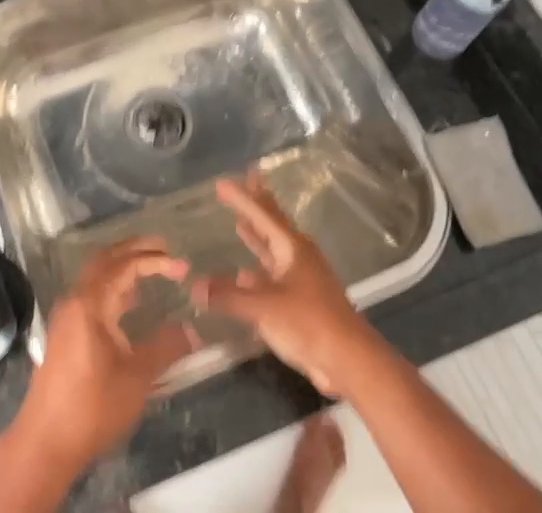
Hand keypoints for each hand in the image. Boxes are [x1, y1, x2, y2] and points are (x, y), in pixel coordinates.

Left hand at [10, 238, 194, 471]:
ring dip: (123, 269)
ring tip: (152, 270)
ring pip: (96, 279)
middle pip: (105, 262)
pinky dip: (114, 289)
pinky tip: (131, 304)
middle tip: (164, 247)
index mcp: (90, 304)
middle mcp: (75, 302)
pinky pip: (92, 297)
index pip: (125, 266)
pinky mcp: (65, 336)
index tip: (182, 267)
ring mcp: (66, 319)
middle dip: (134, 251)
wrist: (46, 441)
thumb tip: (193, 330)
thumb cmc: (93, 406)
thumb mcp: (138, 377)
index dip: (155, 261)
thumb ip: (166, 347)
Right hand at [192, 172, 381, 396]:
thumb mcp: (263, 307)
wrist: (348, 359)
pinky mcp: (301, 300)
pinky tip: (243, 272)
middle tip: (245, 181)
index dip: (241, 198)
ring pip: (273, 248)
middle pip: (273, 224)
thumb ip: (227, 296)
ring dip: (257, 234)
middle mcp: (298, 257)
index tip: (222, 182)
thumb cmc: (308, 323)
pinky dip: (257, 268)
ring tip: (239, 220)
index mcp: (292, 248)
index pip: (261, 214)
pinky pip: (273, 273)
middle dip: (257, 204)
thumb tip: (193, 285)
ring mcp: (301, 278)